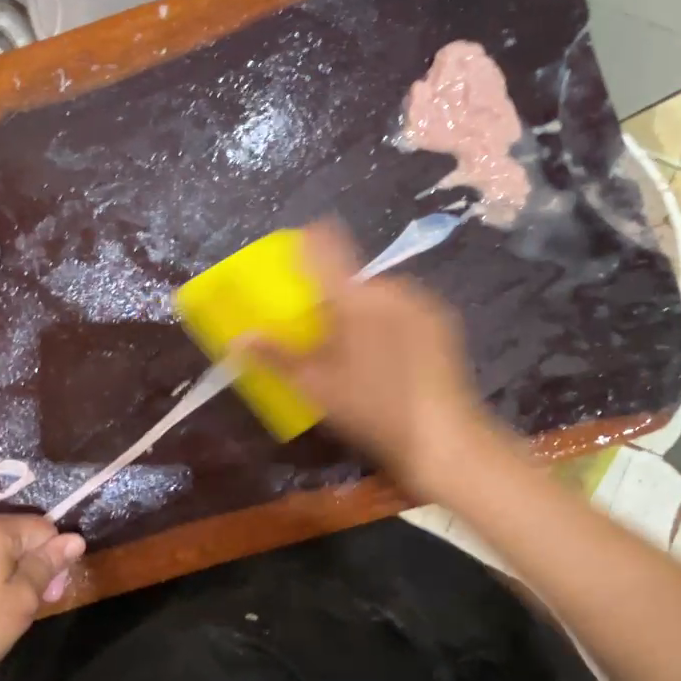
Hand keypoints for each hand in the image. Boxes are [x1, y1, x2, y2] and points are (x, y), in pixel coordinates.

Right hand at [245, 220, 498, 497]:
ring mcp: (421, 302)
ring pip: (377, 294)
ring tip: (353, 347)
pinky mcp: (441, 320)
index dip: (308, 242)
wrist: (443, 437)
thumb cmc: (371, 409)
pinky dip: (386, 321)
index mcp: (355, 298)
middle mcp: (389, 289)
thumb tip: (238, 339)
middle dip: (332, 297)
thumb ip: (275, 357)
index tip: (294, 247)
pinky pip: (402, 307)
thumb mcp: (315, 386)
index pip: (326, 249)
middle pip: (351, 279)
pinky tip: (384, 355)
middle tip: (318, 329)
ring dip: (361, 309)